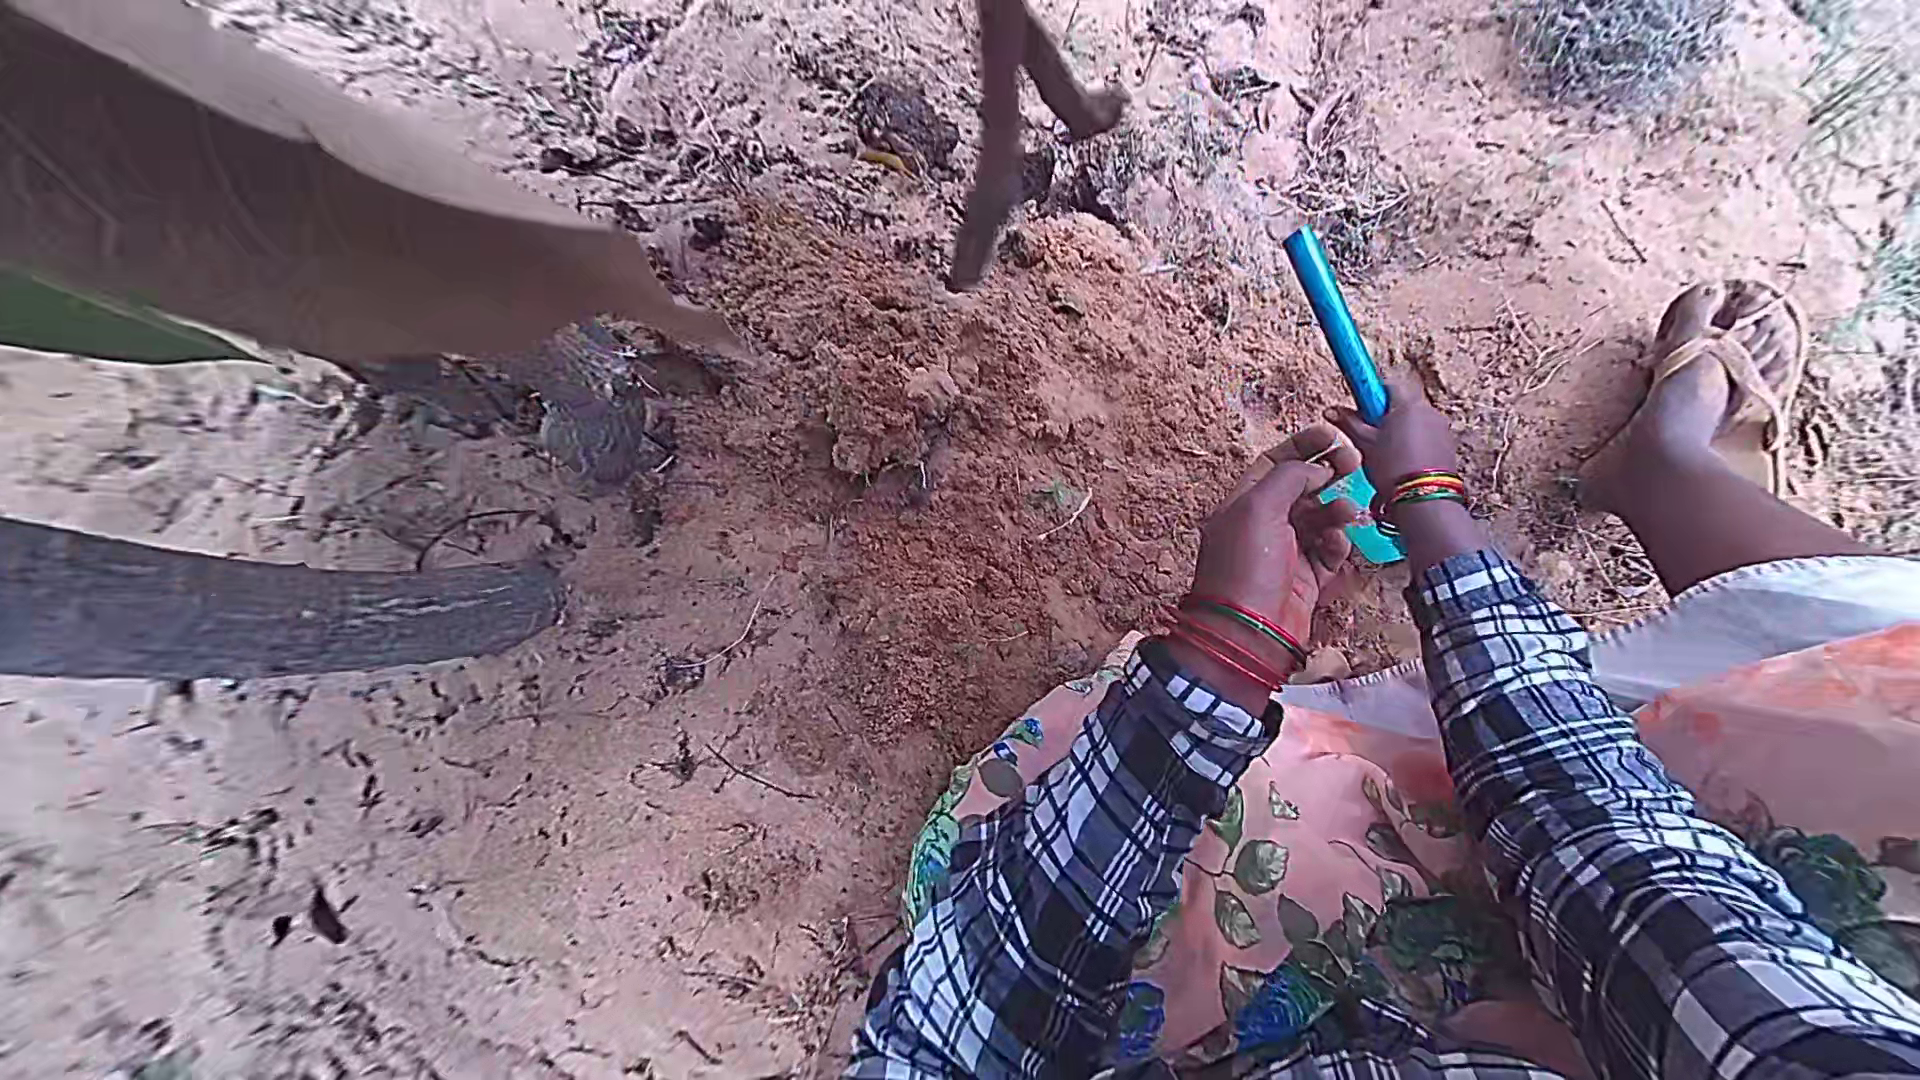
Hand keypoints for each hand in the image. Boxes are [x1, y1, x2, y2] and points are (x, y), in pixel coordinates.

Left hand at [1173, 424, 1360, 703]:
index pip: (1272, 465)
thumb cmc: (1246, 565)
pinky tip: (1336, 545)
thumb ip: (1288, 478)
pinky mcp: (1306, 577)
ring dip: (1336, 510)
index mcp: (1240, 505)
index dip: (1300, 447)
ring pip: (1319, 518)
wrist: (1250, 630)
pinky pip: (1329, 550)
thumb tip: (1316, 467)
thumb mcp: (1258, 509)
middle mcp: (1261, 525)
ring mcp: (1284, 552)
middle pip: (1299, 488)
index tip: (1332, 433)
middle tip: (1353, 462)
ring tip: (1346, 511)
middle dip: (1327, 474)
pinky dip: (1337, 544)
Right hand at [1325, 376, 1458, 491]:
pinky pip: (1423, 435)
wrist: (1422, 494)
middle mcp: (1428, 411)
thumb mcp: (1363, 442)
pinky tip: (1397, 460)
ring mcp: (1440, 427)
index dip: (1370, 395)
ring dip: (1395, 429)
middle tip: (1365, 434)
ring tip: (1381, 451)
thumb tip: (1331, 410)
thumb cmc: (1392, 466)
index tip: (1358, 407)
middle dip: (1381, 415)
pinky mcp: (1446, 444)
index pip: (1387, 385)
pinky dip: (1410, 442)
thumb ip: (1347, 422)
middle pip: (1400, 403)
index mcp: (1408, 405)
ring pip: (1412, 420)